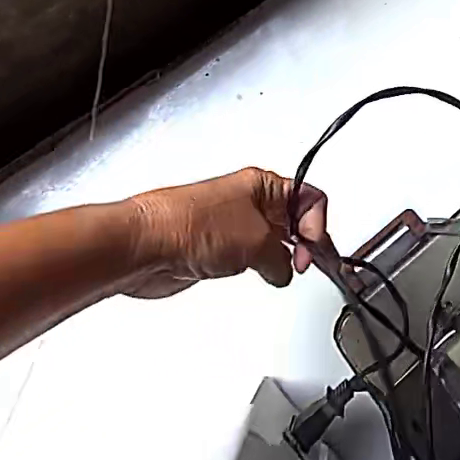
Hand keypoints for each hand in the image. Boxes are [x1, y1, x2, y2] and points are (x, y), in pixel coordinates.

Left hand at [117, 168, 328, 297]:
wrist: (141, 247)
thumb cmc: (189, 226)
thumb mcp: (257, 242)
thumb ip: (283, 259)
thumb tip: (285, 269)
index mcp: (264, 184)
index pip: (310, 198)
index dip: (318, 224)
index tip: (315, 248)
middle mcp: (250, 200)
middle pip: (294, 218)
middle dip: (307, 240)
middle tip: (315, 262)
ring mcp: (232, 224)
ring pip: (274, 238)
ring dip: (285, 255)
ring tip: (294, 269)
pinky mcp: (215, 248)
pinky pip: (252, 256)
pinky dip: (263, 266)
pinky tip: (268, 275)